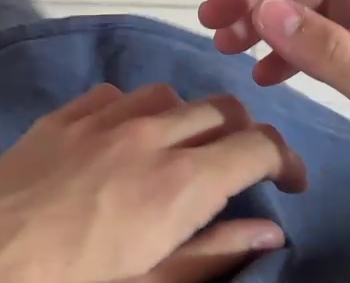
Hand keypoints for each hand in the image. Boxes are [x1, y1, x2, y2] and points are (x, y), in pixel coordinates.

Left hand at [0, 83, 307, 282]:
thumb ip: (214, 255)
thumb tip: (271, 229)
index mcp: (178, 184)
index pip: (255, 146)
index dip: (284, 159)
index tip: (291, 181)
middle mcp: (147, 135)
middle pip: (219, 109)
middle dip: (241, 135)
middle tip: (239, 171)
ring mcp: (99, 119)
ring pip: (168, 95)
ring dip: (187, 119)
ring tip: (179, 155)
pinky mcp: (58, 119)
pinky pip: (113, 94)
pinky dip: (134, 111)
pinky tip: (121, 141)